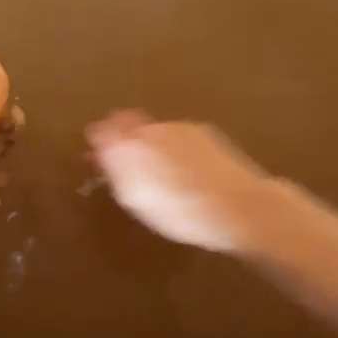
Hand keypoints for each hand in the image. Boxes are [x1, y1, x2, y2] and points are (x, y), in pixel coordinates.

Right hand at [86, 110, 276, 254]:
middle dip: (125, 143)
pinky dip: (174, 151)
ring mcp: (182, 128)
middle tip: (126, 168)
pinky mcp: (206, 134)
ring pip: (156, 133)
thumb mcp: (136, 198)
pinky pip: (179, 139)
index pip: (104, 129)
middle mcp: (154, 127)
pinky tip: (185, 174)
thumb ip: (114, 169)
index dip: (99, 140)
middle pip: (130, 128)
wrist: (240, 206)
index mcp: (131, 140)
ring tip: (160, 176)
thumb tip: (99, 150)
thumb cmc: (181, 210)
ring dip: (152, 147)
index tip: (97, 155)